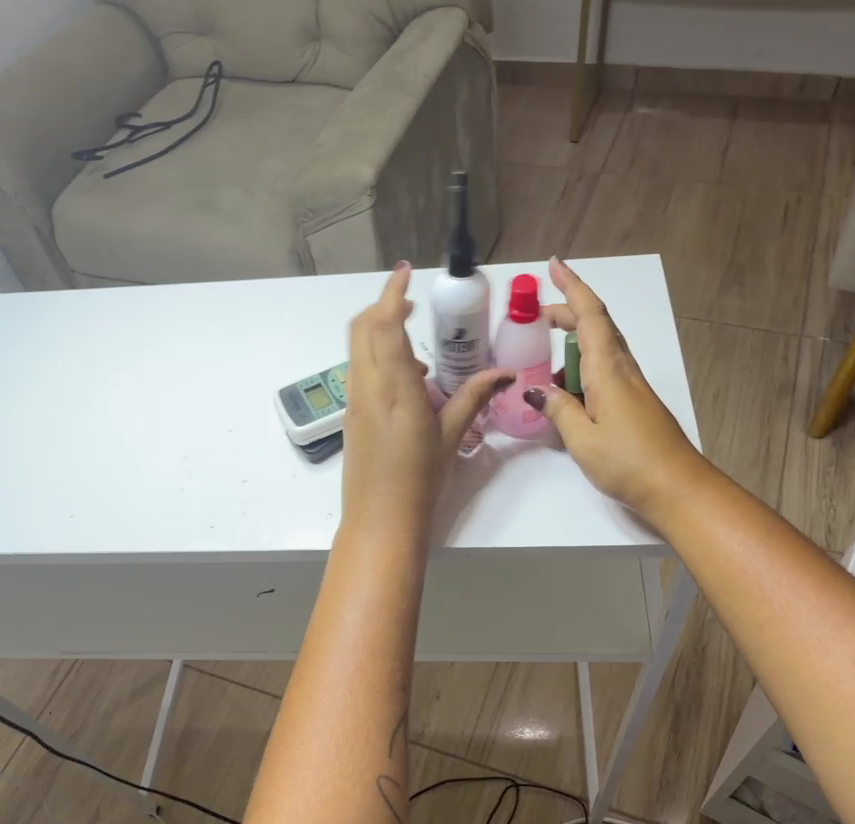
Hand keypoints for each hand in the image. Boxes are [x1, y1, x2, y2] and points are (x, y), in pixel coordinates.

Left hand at [341, 262, 510, 532]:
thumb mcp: (451, 435)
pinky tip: (406, 383)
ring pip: (357, 350)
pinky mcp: (350, 417)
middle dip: (383, 307)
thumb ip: (474, 396)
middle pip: (362, 328)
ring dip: (379, 334)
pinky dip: (376, 359)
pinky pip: (359, 372)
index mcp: (393, 387)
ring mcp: (353, 402)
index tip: (405, 273)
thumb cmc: (420, 480)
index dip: (392, 292)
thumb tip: (505, 373)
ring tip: (417, 351)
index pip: (385, 324)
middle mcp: (366, 387)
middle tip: (411, 306)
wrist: (380, 520)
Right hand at [524, 257, 712, 518]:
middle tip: (538, 314)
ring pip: (602, 350)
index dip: (571, 287)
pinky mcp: (636, 403)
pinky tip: (568, 393)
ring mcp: (632, 387)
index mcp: (608, 370)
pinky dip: (584, 369)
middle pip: (597, 326)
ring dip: (575, 344)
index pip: (589, 315)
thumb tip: (537, 389)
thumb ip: (559, 410)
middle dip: (568, 312)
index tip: (554, 265)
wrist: (676, 487)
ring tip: (545, 361)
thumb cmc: (628, 462)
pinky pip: (606, 372)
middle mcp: (623, 370)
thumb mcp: (582, 439)